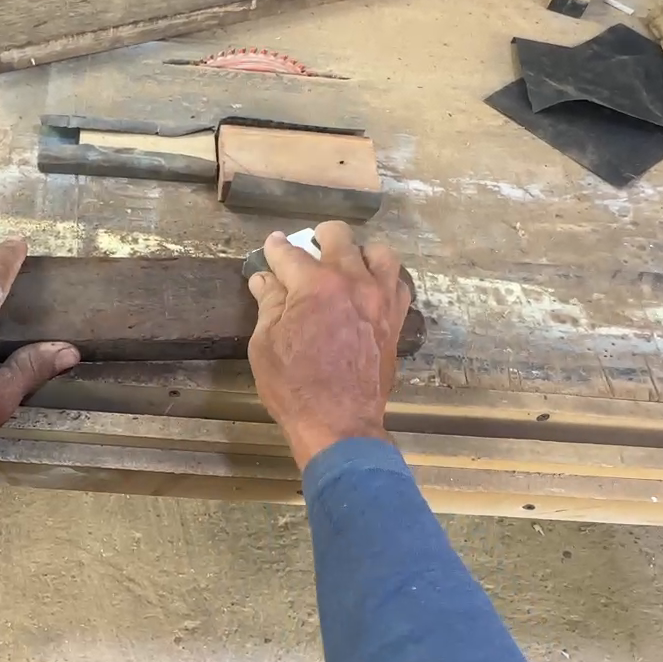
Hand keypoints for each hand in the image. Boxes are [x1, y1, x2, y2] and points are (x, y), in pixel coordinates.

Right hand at [246, 221, 410, 468]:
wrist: (338, 423)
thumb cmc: (293, 388)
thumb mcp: (265, 345)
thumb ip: (269, 305)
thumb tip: (265, 279)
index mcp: (315, 285)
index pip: (290, 254)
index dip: (276, 249)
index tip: (271, 245)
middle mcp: (353, 282)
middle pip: (338, 238)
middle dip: (318, 238)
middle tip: (308, 250)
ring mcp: (380, 299)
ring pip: (378, 253)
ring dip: (358, 252)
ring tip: (345, 265)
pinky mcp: (395, 320)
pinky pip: (397, 283)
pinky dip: (383, 278)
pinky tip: (369, 289)